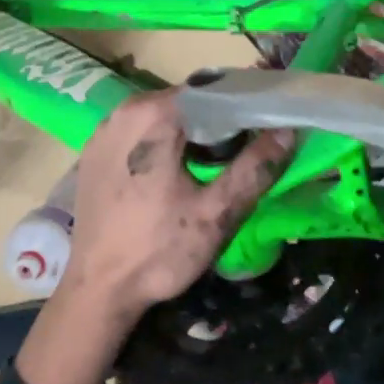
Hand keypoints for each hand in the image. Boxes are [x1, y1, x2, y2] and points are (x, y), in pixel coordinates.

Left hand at [15, 91, 294, 383]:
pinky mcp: (95, 151)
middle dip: (222, 119)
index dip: (246, 104)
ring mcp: (105, 129)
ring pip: (166, 114)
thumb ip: (255, 168)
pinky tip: (180, 171)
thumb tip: (288, 130)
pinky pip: (143, 130)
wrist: (96, 294)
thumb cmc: (158, 252)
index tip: (269, 124)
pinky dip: (167, 140)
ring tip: (220, 160)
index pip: (214, 90)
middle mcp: (125, 110)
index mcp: (153, 114)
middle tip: (249, 147)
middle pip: (190, 100)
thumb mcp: (217, 214)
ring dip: (195, 130)